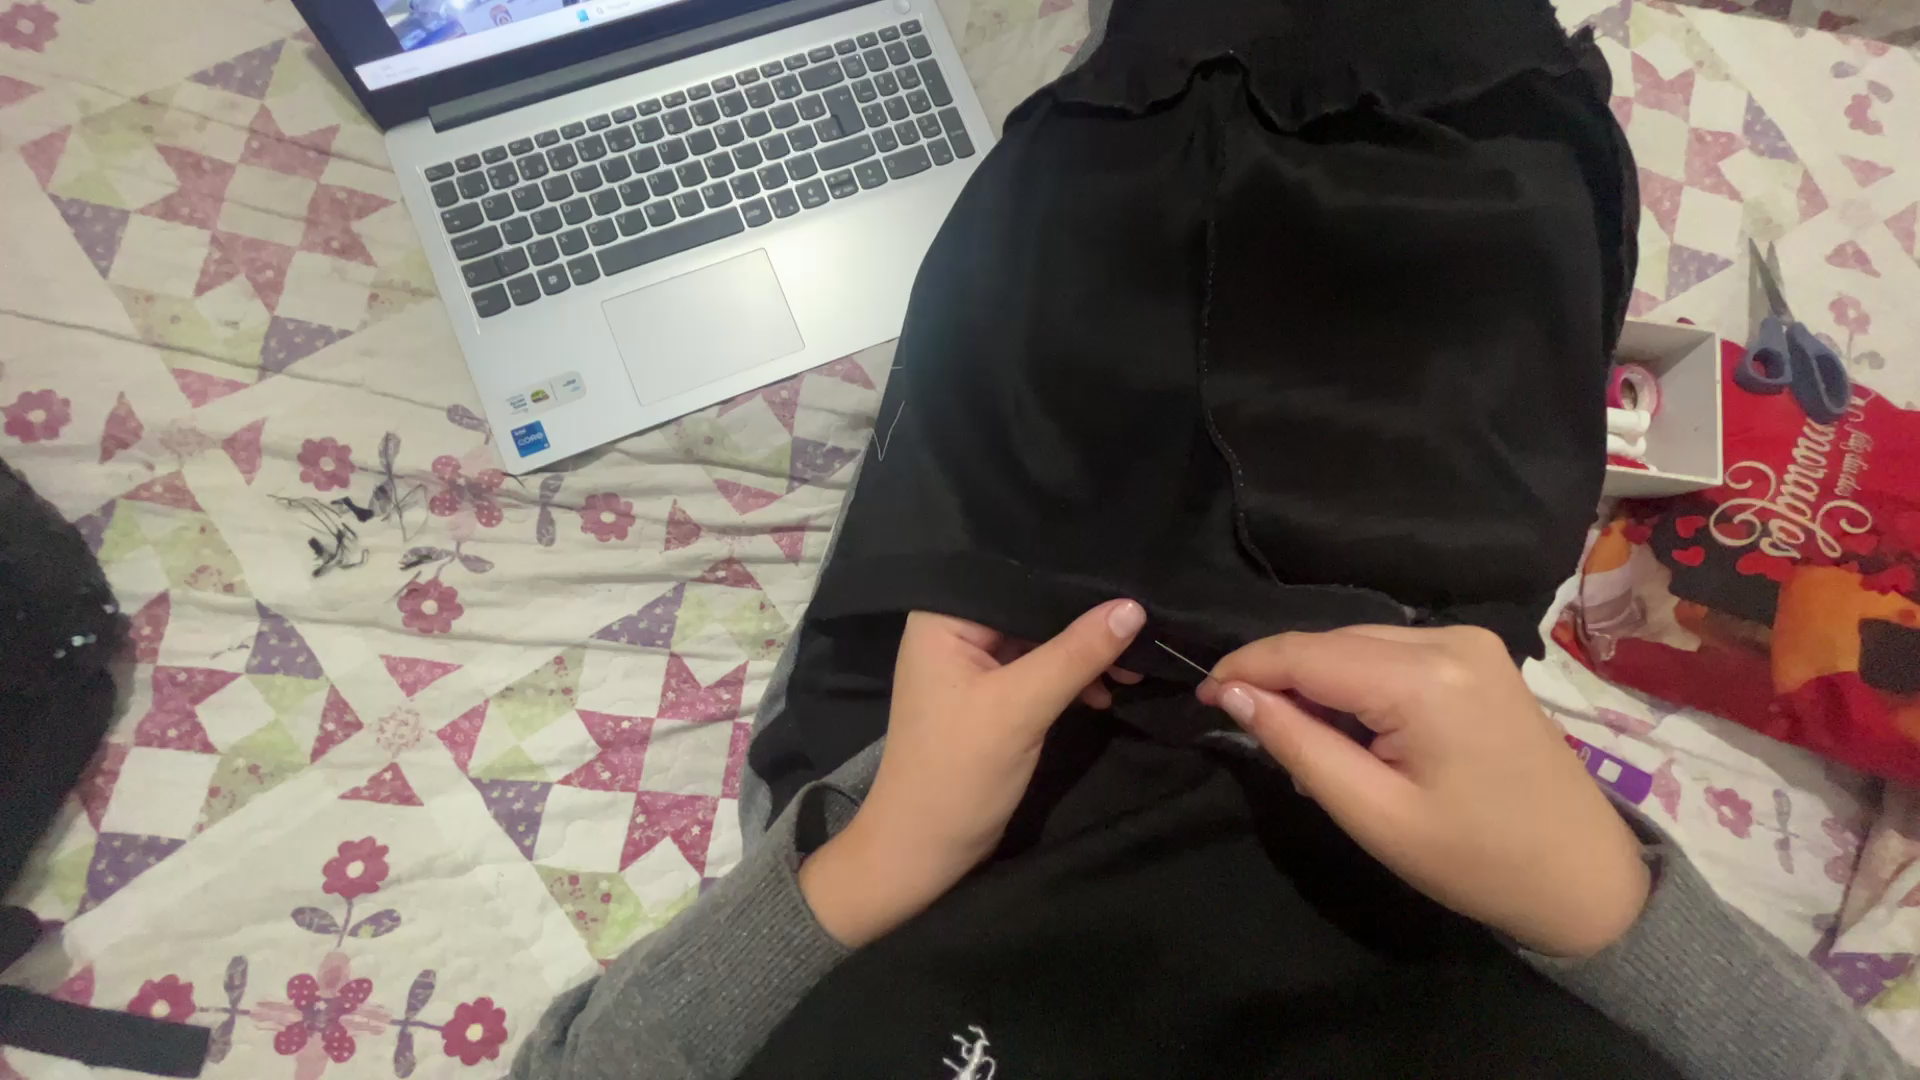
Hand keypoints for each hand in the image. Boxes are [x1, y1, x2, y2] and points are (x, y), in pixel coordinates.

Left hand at [800, 600, 1146, 945]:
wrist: (923, 850)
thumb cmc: (958, 771)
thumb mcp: (1021, 707)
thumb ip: (1075, 654)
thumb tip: (1132, 607)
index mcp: (942, 617)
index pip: (1015, 581)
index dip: (1070, 585)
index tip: (1129, 588)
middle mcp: (952, 629)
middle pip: (1029, 609)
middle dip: (1082, 624)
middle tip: (1142, 630)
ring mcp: (970, 663)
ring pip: (1037, 640)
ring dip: (1082, 655)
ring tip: (1131, 670)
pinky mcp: (987, 694)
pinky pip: (1035, 669)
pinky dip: (1068, 679)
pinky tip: (1103, 692)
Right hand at [1201, 625, 1649, 957]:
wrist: (1590, 883)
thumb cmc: (1476, 860)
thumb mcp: (1371, 812)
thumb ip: (1294, 742)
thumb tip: (1230, 693)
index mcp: (1423, 679)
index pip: (1303, 653)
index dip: (1243, 668)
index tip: (1203, 695)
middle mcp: (1446, 640)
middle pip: (1327, 643)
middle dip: (1277, 676)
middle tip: (1246, 725)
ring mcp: (1466, 642)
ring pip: (1352, 644)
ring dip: (1313, 679)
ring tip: (1298, 734)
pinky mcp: (1473, 654)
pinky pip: (1384, 652)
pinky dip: (1350, 681)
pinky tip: (1347, 722)